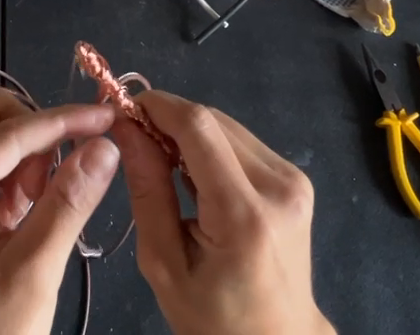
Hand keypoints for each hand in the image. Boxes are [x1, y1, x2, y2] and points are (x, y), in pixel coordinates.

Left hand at [0, 92, 119, 334]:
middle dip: (40, 137)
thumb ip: (68, 204)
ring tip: (40, 211)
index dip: (64, 120)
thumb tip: (107, 144)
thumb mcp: (33, 274)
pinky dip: (22, 175)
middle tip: (57, 188)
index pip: (12, 131)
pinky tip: (29, 213)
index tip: (111, 115)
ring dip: (32, 157)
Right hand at [110, 90, 334, 334]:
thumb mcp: (164, 264)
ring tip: (166, 167)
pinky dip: (210, 147)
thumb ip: (147, 189)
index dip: (157, 106)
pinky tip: (197, 177)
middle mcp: (279, 186)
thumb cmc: (214, 318)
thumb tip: (125, 126)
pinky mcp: (296, 178)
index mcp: (245, 215)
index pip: (198, 126)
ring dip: (189, 133)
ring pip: (225, 125)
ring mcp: (293, 180)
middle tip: (138, 146)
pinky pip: (240, 141)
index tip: (123, 113)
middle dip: (168, 121)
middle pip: (211, 120)